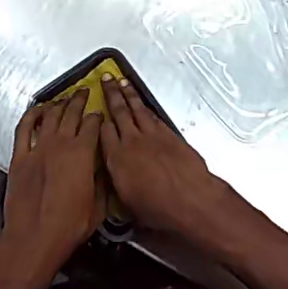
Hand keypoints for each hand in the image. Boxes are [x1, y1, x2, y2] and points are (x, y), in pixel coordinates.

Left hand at [0, 90, 104, 277]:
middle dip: (79, 100)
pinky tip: (36, 109)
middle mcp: (60, 144)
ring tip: (63, 98)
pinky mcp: (20, 156)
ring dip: (58, 104)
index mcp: (82, 154)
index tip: (99, 114)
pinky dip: (31, 115)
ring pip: (50, 116)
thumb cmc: (68, 227)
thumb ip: (101, 184)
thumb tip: (103, 172)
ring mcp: (38, 148)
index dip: (97, 117)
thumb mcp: (97, 208)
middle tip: (83, 92)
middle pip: (71, 113)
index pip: (92, 125)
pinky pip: (25, 128)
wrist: (35, 237)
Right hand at [99, 77, 251, 250]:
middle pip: (118, 111)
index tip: (96, 114)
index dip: (99, 121)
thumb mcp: (129, 204)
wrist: (191, 200)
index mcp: (116, 158)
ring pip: (136, 108)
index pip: (103, 132)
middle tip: (106, 79)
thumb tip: (114, 183)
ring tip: (122, 81)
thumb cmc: (159, 209)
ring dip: (129, 94)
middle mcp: (131, 141)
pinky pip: (153, 116)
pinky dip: (146, 108)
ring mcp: (151, 135)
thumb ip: (118, 185)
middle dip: (111, 93)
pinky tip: (143, 105)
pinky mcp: (169, 135)